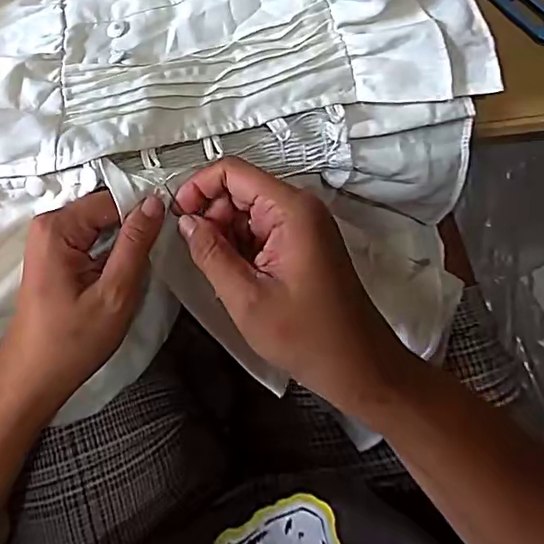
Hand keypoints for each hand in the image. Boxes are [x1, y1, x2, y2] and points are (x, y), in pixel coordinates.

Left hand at [0, 191, 162, 408]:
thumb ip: (135, 245)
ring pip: (98, 224)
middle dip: (130, 230)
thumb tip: (153, 205)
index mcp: (57, 227)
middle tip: (149, 259)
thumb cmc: (68, 343)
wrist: (34, 375)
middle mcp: (47, 224)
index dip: (142, 214)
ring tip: (132, 272)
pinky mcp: (52, 252)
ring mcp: (47, 238)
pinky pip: (88, 238)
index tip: (166, 230)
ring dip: (120, 243)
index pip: (111, 199)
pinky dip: (107, 253)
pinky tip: (116, 276)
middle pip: (103, 209)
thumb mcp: (114, 294)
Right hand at [172, 158, 418, 416]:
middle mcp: (299, 207)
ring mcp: (302, 223)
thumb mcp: (246, 298)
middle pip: (237, 188)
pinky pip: (257, 227)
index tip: (179, 215)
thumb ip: (210, 253)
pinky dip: (238, 244)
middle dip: (210, 214)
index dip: (198, 187)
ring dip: (223, 232)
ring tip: (219, 269)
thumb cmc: (311, 339)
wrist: (364, 372)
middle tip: (197, 250)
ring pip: (244, 208)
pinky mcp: (301, 240)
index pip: (231, 171)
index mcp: (290, 210)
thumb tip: (185, 222)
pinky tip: (236, 274)